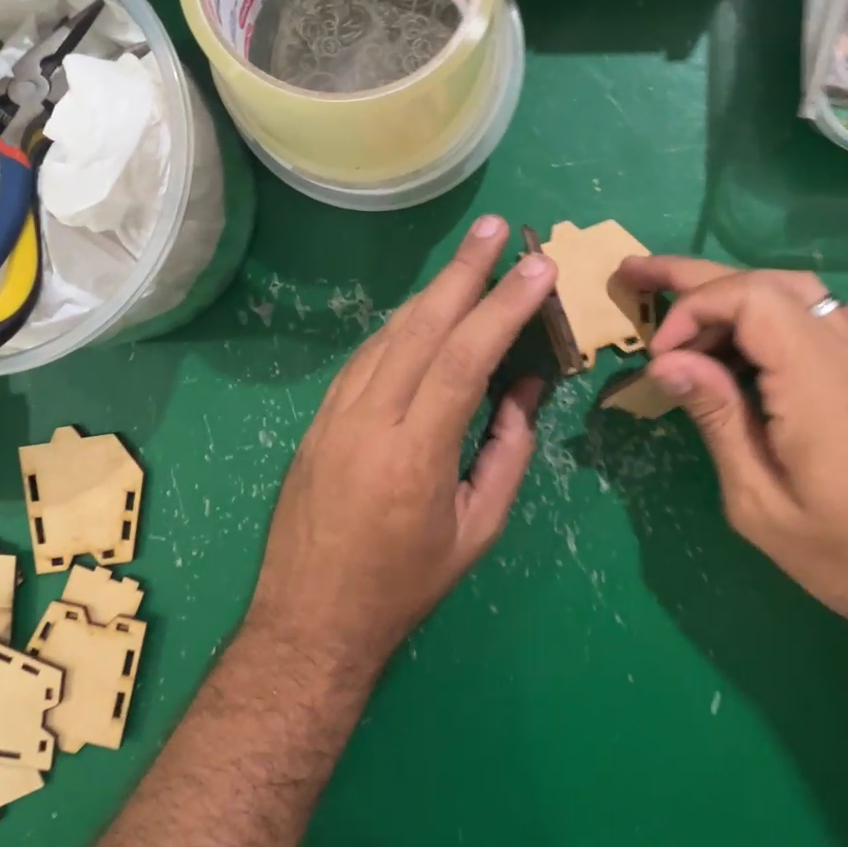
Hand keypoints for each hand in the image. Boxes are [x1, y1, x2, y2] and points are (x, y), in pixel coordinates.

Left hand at [246, 215, 554, 674]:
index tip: (537, 268)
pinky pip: (364, 358)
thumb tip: (523, 391)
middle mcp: (368, 420)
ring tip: (468, 262)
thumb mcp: (475, 531)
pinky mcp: (317, 420)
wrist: (310, 618)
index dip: (502, 307)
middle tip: (495, 228)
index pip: (463, 360)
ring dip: (432, 294)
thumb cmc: (405, 585)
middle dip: (463, 272)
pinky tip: (422, 313)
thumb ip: (507, 455)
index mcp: (414, 454)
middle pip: (420, 327)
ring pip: (388, 335)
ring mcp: (334, 416)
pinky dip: (399, 327)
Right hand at [618, 256, 847, 648]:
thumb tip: (667, 360)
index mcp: (814, 382)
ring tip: (687, 309)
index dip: (694, 310)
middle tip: (635, 273)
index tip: (660, 357)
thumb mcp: (757, 501)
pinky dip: (786, 310)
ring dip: (737, 292)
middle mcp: (844, 354)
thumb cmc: (841, 554)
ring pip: (797, 291)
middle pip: (766, 283)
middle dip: (694, 276)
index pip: (749, 298)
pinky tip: (764, 341)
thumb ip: (716, 419)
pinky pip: (832, 314)